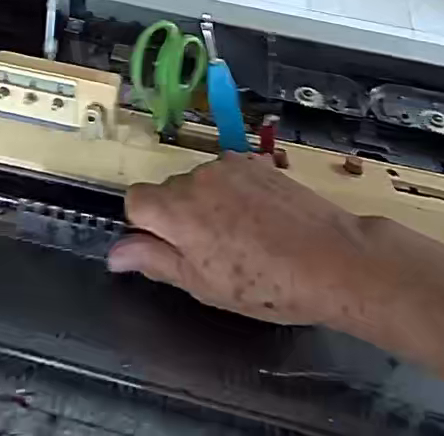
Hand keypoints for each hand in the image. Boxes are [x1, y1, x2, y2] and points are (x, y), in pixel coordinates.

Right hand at [108, 153, 388, 326]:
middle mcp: (199, 175)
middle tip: (208, 252)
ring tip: (238, 238)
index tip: (165, 248)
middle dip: (177, 217)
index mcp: (177, 208)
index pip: (135, 199)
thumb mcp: (201, 284)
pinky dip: (232, 191)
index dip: (144, 226)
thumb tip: (116, 252)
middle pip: (169, 190)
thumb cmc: (262, 283)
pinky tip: (257, 219)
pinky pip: (228, 173)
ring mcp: (231, 163)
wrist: (327, 255)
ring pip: (200, 181)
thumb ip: (154, 260)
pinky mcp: (258, 160)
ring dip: (206, 203)